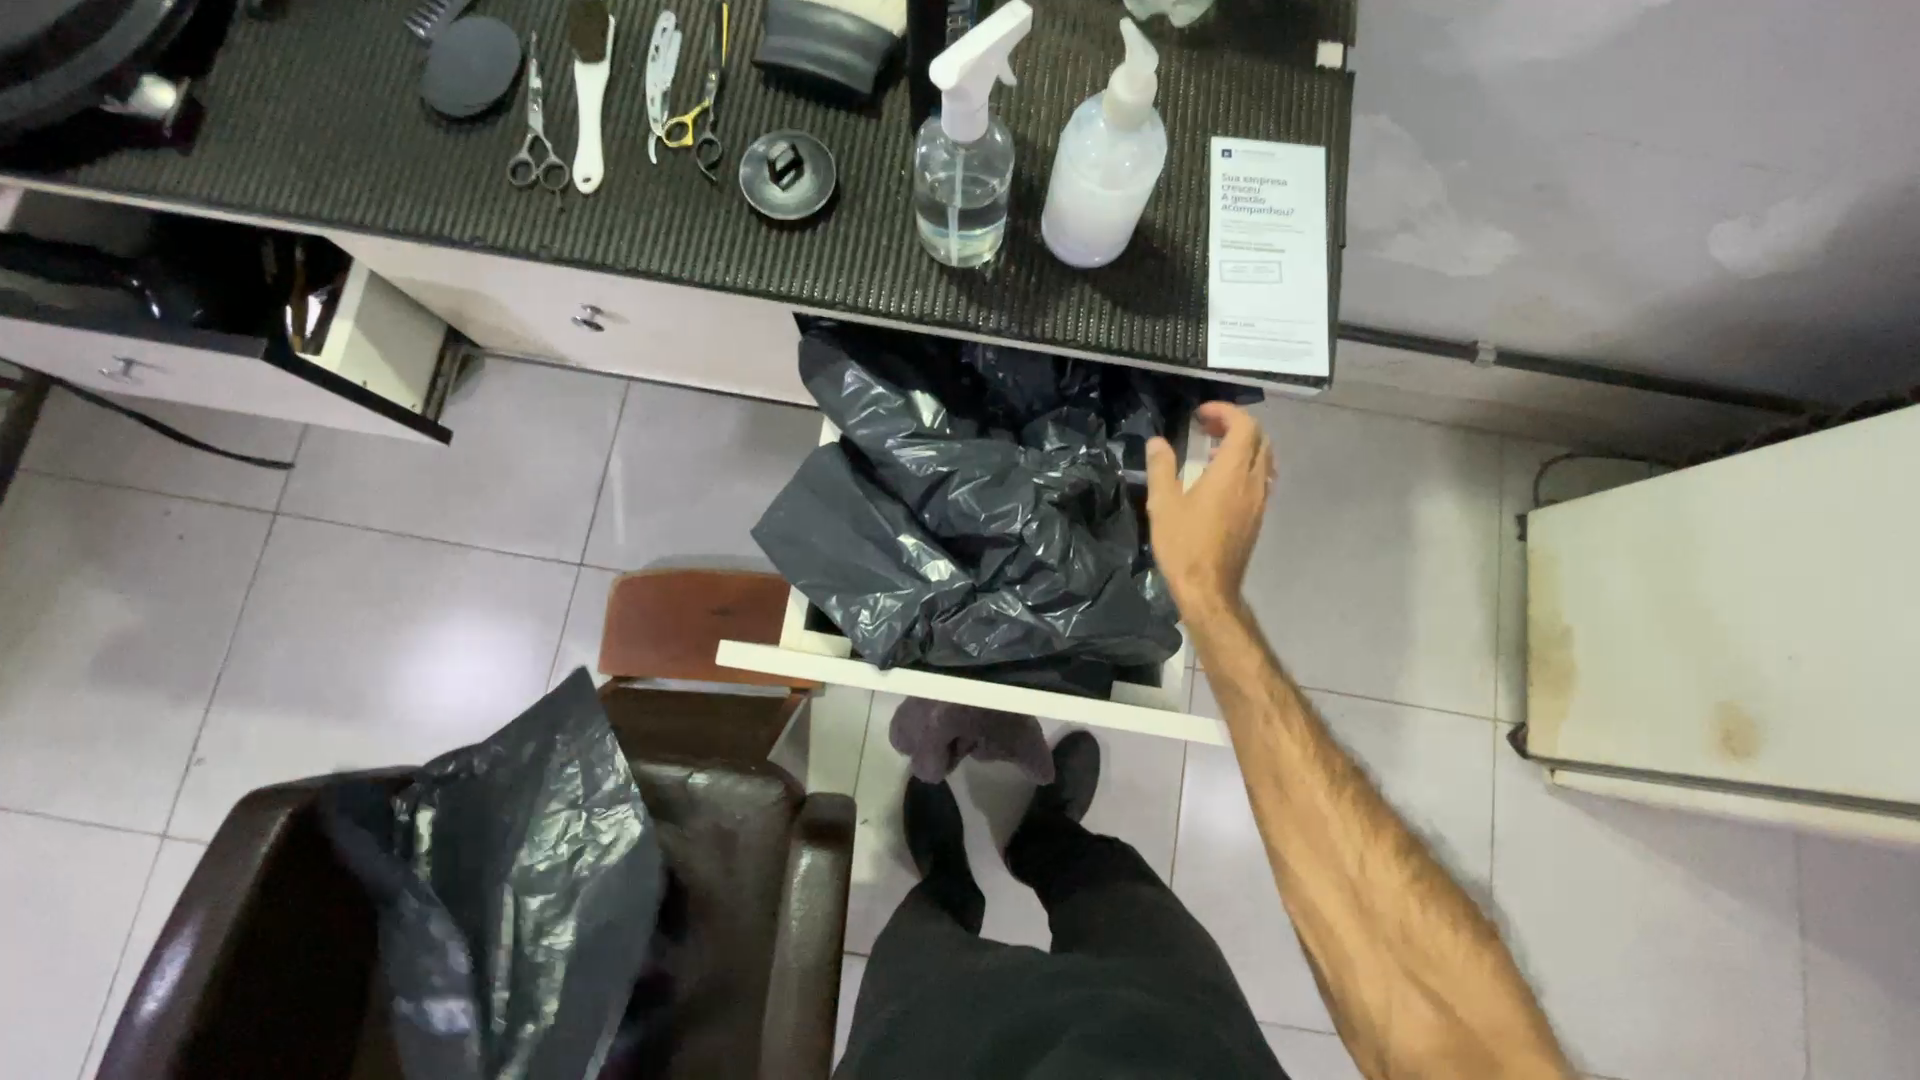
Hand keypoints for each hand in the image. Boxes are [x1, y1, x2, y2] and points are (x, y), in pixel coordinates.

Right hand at [1145, 402, 1272, 615]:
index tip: (1200, 415)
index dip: (1225, 412)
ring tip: (1213, 451)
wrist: (1209, 588)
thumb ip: (1162, 467)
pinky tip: (1220, 481)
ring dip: (1242, 446)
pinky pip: (1260, 479)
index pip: (1244, 426)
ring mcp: (1260, 501)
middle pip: (1259, 439)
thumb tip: (1157, 443)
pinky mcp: (1257, 517)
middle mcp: (1253, 482)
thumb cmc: (1184, 545)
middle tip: (1206, 428)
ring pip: (1263, 459)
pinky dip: (1245, 467)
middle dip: (1235, 425)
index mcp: (1232, 473)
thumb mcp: (1163, 504)